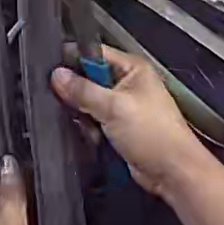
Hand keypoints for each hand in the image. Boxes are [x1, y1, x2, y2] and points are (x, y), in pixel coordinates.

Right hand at [50, 46, 208, 197]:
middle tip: (59, 98)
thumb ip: (83, 90)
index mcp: (132, 68)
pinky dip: (89, 126)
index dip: (73, 57)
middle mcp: (127, 82)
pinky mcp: (119, 126)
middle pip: (90, 77)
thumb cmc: (152, 133)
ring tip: (81, 122)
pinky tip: (88, 135)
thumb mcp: (114, 107)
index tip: (50, 66)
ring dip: (82, 112)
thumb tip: (57, 75)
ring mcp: (123, 105)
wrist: (173, 172)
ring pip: (90, 100)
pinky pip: (95, 119)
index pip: (95, 52)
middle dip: (76, 89)